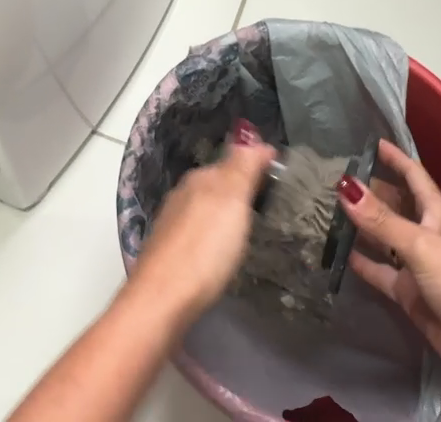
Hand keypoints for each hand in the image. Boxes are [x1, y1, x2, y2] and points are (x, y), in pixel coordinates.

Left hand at [127, 121, 276, 324]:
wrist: (162, 300)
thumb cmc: (204, 249)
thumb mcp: (231, 200)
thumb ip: (243, 167)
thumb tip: (256, 139)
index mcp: (199, 179)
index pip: (231, 161)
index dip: (255, 166)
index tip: (279, 176)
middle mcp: (181, 195)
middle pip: (216, 184)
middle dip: (239, 189)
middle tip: (268, 202)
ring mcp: (171, 224)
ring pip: (204, 209)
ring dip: (224, 213)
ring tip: (248, 228)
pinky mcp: (168, 253)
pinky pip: (197, 233)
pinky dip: (212, 235)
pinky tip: (220, 250)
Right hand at [339, 140, 440, 391]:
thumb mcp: (420, 245)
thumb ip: (381, 219)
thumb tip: (344, 185)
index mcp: (436, 212)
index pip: (413, 174)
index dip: (394, 157)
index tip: (370, 141)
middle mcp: (425, 231)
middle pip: (394, 203)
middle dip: (369, 190)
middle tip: (331, 176)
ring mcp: (416, 263)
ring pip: (383, 236)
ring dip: (360, 225)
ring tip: (325, 209)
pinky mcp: (408, 292)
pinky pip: (380, 270)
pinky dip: (362, 261)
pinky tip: (338, 253)